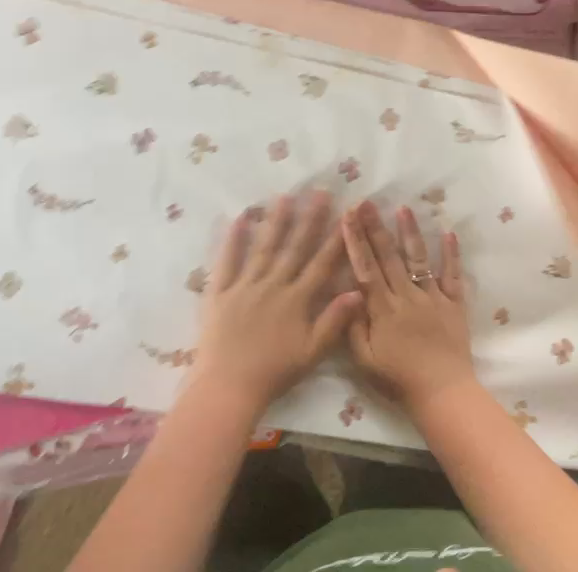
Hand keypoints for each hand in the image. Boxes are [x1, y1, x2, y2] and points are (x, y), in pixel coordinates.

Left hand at [193, 191, 362, 410]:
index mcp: (297, 300)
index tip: (347, 215)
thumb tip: (358, 290)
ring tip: (286, 196)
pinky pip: (227, 261)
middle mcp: (273, 286)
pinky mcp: (220, 293)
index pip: (321, 264)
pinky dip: (234, 239)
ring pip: (264, 247)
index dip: (335, 239)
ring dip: (276, 221)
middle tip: (320, 192)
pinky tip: (241, 217)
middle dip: (309, 219)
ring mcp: (245, 286)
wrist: (228, 386)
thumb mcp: (311, 352)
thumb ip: (334, 320)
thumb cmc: (274, 373)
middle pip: (294, 248)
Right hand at [342, 202, 474, 411]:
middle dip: (375, 227)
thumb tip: (345, 294)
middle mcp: (406, 296)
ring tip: (402, 208)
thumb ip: (353, 327)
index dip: (355, 241)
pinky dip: (451, 254)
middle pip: (388, 257)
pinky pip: (452, 275)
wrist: (442, 392)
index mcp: (382, 309)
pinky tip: (449, 232)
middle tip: (367, 202)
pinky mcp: (454, 303)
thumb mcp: (364, 360)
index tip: (347, 216)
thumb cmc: (398, 380)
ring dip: (410, 232)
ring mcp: (432, 297)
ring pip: (418, 259)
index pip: (364, 268)